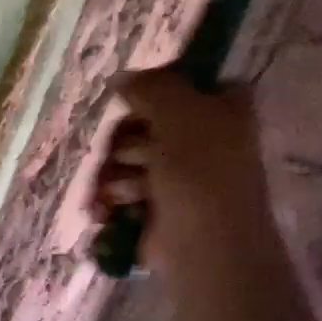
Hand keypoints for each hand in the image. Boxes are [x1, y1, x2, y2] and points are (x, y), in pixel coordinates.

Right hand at [90, 69, 274, 273]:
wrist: (202, 242)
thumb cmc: (201, 174)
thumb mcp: (181, 116)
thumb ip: (152, 89)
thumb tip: (120, 78)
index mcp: (217, 105)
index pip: (167, 88)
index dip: (143, 102)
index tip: (132, 115)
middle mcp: (195, 136)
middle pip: (134, 128)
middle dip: (121, 149)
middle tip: (130, 161)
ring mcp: (169, 174)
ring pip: (118, 164)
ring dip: (110, 180)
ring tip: (120, 198)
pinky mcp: (147, 206)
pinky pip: (113, 194)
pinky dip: (105, 204)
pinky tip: (104, 213)